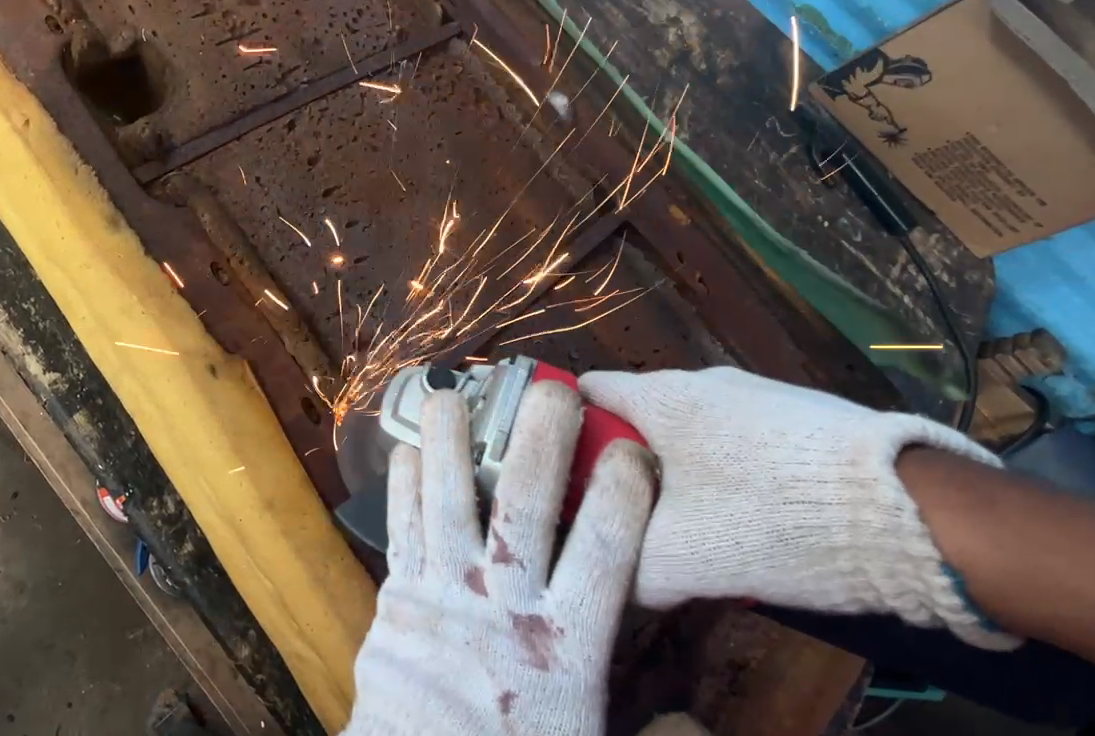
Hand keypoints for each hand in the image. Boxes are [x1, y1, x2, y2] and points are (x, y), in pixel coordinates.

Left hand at [342, 380, 656, 735]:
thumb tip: (695, 724)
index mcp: (566, 642)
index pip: (605, 556)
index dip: (622, 500)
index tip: (634, 451)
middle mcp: (504, 600)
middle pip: (524, 507)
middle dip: (539, 444)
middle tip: (550, 391)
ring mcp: (444, 589)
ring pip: (448, 499)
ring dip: (450, 443)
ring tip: (452, 393)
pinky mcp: (398, 592)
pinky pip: (401, 528)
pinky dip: (402, 486)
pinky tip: (404, 450)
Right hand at [579, 366, 1018, 648]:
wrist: (923, 515)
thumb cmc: (772, 518)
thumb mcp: (682, 559)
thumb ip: (624, 566)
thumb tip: (602, 576)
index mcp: (657, 397)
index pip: (583, 391)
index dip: (566, 429)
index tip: (567, 474)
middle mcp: (700, 380)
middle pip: (639, 415)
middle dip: (629, 461)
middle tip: (638, 515)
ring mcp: (760, 391)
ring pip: (695, 429)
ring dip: (688, 468)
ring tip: (710, 525)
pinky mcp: (811, 412)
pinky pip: (747, 437)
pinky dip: (739, 470)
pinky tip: (768, 518)